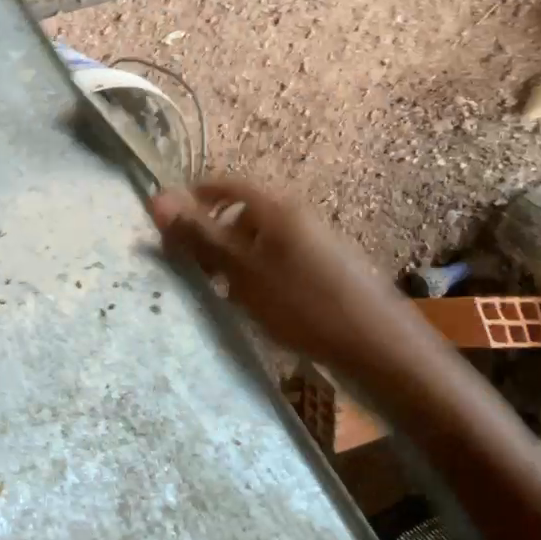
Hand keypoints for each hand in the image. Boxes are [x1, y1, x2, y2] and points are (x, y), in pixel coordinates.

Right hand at [149, 181, 437, 370]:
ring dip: (232, 259)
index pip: (221, 183)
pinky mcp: (326, 272)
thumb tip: (155, 196)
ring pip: (257, 240)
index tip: (168, 230)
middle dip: (210, 235)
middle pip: (238, 212)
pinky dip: (258, 275)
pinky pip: (277, 261)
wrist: (385, 355)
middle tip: (191, 267)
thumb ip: (198, 234)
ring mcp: (315, 243)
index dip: (191, 200)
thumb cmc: (305, 306)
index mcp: (276, 206)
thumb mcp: (241, 271)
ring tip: (223, 293)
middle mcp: (296, 216)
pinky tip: (258, 307)